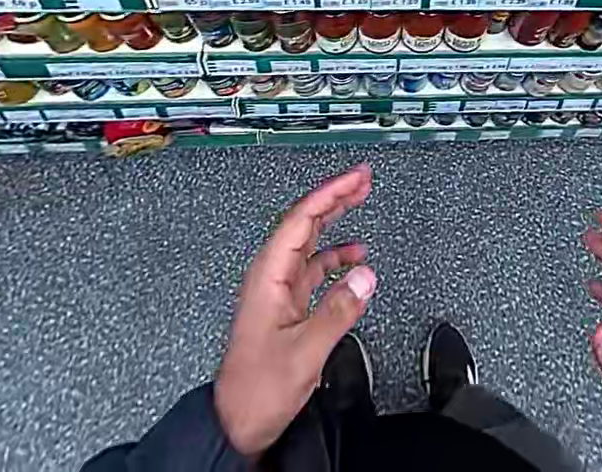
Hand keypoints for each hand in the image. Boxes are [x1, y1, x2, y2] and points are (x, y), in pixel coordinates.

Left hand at [214, 164, 376, 458]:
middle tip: (362, 178)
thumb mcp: (303, 351)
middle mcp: (272, 274)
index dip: (330, 191)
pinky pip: (314, 264)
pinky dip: (336, 253)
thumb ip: (337, 311)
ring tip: (360, 200)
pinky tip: (354, 255)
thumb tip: (365, 274)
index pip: (302, 217)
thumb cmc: (257, 389)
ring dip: (336, 217)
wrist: (236, 423)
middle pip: (305, 219)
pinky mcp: (288, 301)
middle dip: (335, 194)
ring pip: (310, 238)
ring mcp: (280, 287)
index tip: (355, 177)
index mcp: (270, 275)